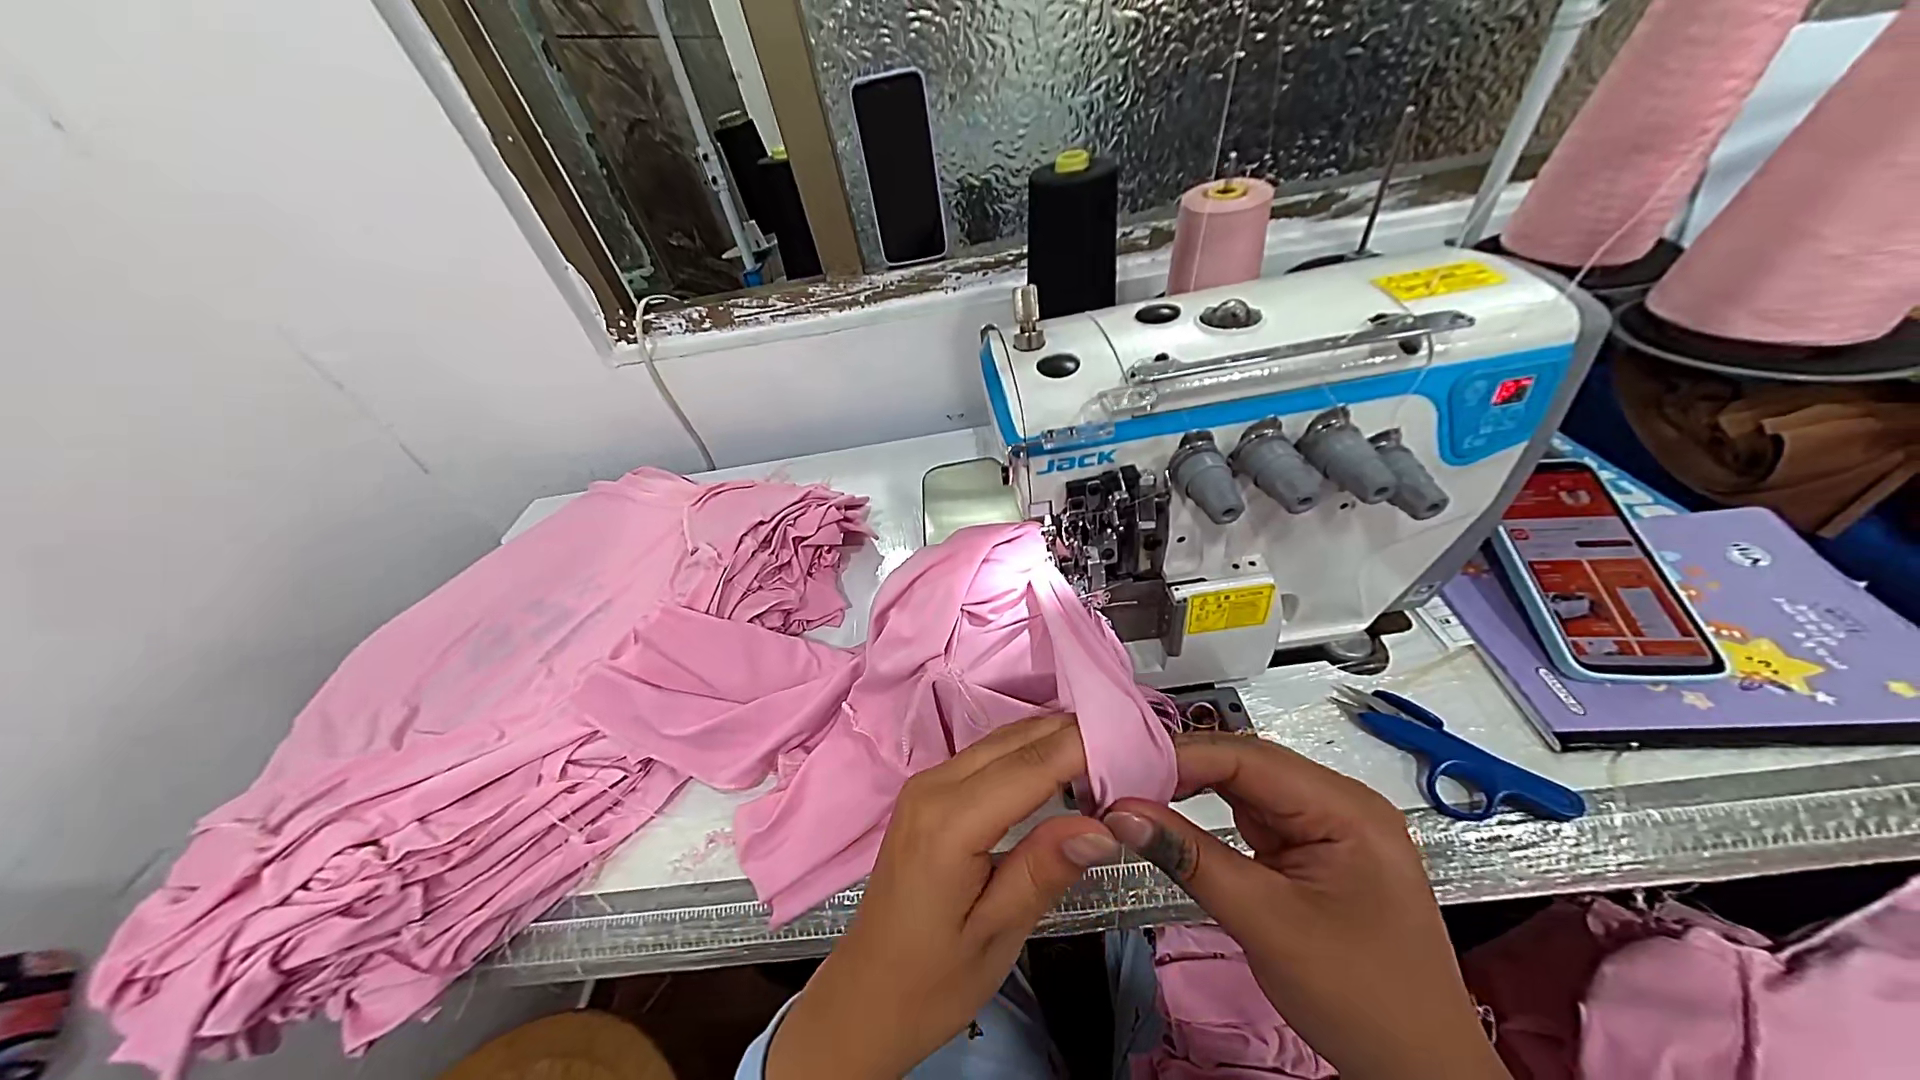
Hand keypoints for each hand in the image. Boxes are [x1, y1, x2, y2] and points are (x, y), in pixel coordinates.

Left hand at [768, 714, 1118, 1079]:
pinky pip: (989, 755)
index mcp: (949, 821)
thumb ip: (1045, 868)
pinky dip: (1032, 753)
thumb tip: (1102, 824)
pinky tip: (1064, 768)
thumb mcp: (996, 934)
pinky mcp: (930, 792)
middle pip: (1018, 739)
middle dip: (1077, 734)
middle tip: (1136, 746)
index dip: (1088, 746)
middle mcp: (933, 785)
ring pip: (1004, 740)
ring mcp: (927, 783)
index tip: (1139, 743)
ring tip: (1112, 755)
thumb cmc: (929, 980)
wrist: (865, 995)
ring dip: (1056, 739)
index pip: (1033, 763)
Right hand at [1103, 732, 1506, 1079]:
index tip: (1123, 770)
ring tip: (1138, 794)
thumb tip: (1121, 814)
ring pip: (1244, 789)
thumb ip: (1190, 859)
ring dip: (1192, 791)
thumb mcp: (1266, 923)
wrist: (1421, 1072)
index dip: (1182, 758)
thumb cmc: (1360, 998)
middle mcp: (1338, 803)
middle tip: (1122, 781)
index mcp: (1346, 808)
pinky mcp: (1311, 850)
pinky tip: (1175, 818)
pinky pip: (1252, 818)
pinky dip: (1209, 817)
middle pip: (1246, 767)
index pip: (1249, 758)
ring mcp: (1326, 826)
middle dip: (1183, 772)